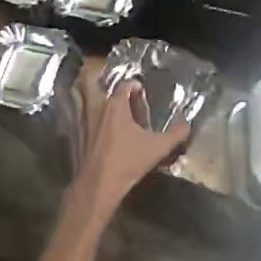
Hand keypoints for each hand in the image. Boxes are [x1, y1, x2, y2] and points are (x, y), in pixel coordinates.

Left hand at [67, 61, 191, 212]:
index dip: (134, 85)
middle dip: (97, 75)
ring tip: (96, 95)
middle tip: (108, 80)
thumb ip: (175, 135)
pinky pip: (74, 113)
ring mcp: (81, 119)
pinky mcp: (73, 133)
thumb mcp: (158, 148)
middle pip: (89, 80)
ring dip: (84, 91)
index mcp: (115, 105)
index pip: (125, 85)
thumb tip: (187, 125)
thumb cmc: (128, 162)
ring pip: (77, 94)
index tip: (140, 90)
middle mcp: (95, 107)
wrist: (97, 184)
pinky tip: (89, 119)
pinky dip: (79, 110)